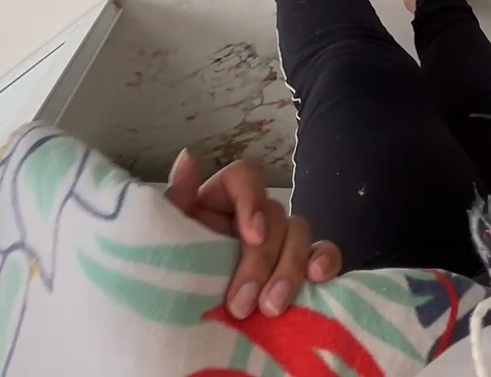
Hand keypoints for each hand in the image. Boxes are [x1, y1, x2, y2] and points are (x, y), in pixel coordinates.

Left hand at [163, 149, 342, 318]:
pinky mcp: (299, 268)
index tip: (252, 235)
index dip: (252, 200)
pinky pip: (323, 253)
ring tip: (271, 308)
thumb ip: (176, 203)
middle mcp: (253, 216)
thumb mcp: (164, 242)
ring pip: (300, 231)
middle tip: (243, 304)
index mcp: (221, 201)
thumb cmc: (170, 280)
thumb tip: (188, 157)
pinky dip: (326, 260)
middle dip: (262, 259)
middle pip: (274, 212)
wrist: (181, 333)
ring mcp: (279, 241)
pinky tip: (318, 278)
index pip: (244, 176)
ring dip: (290, 267)